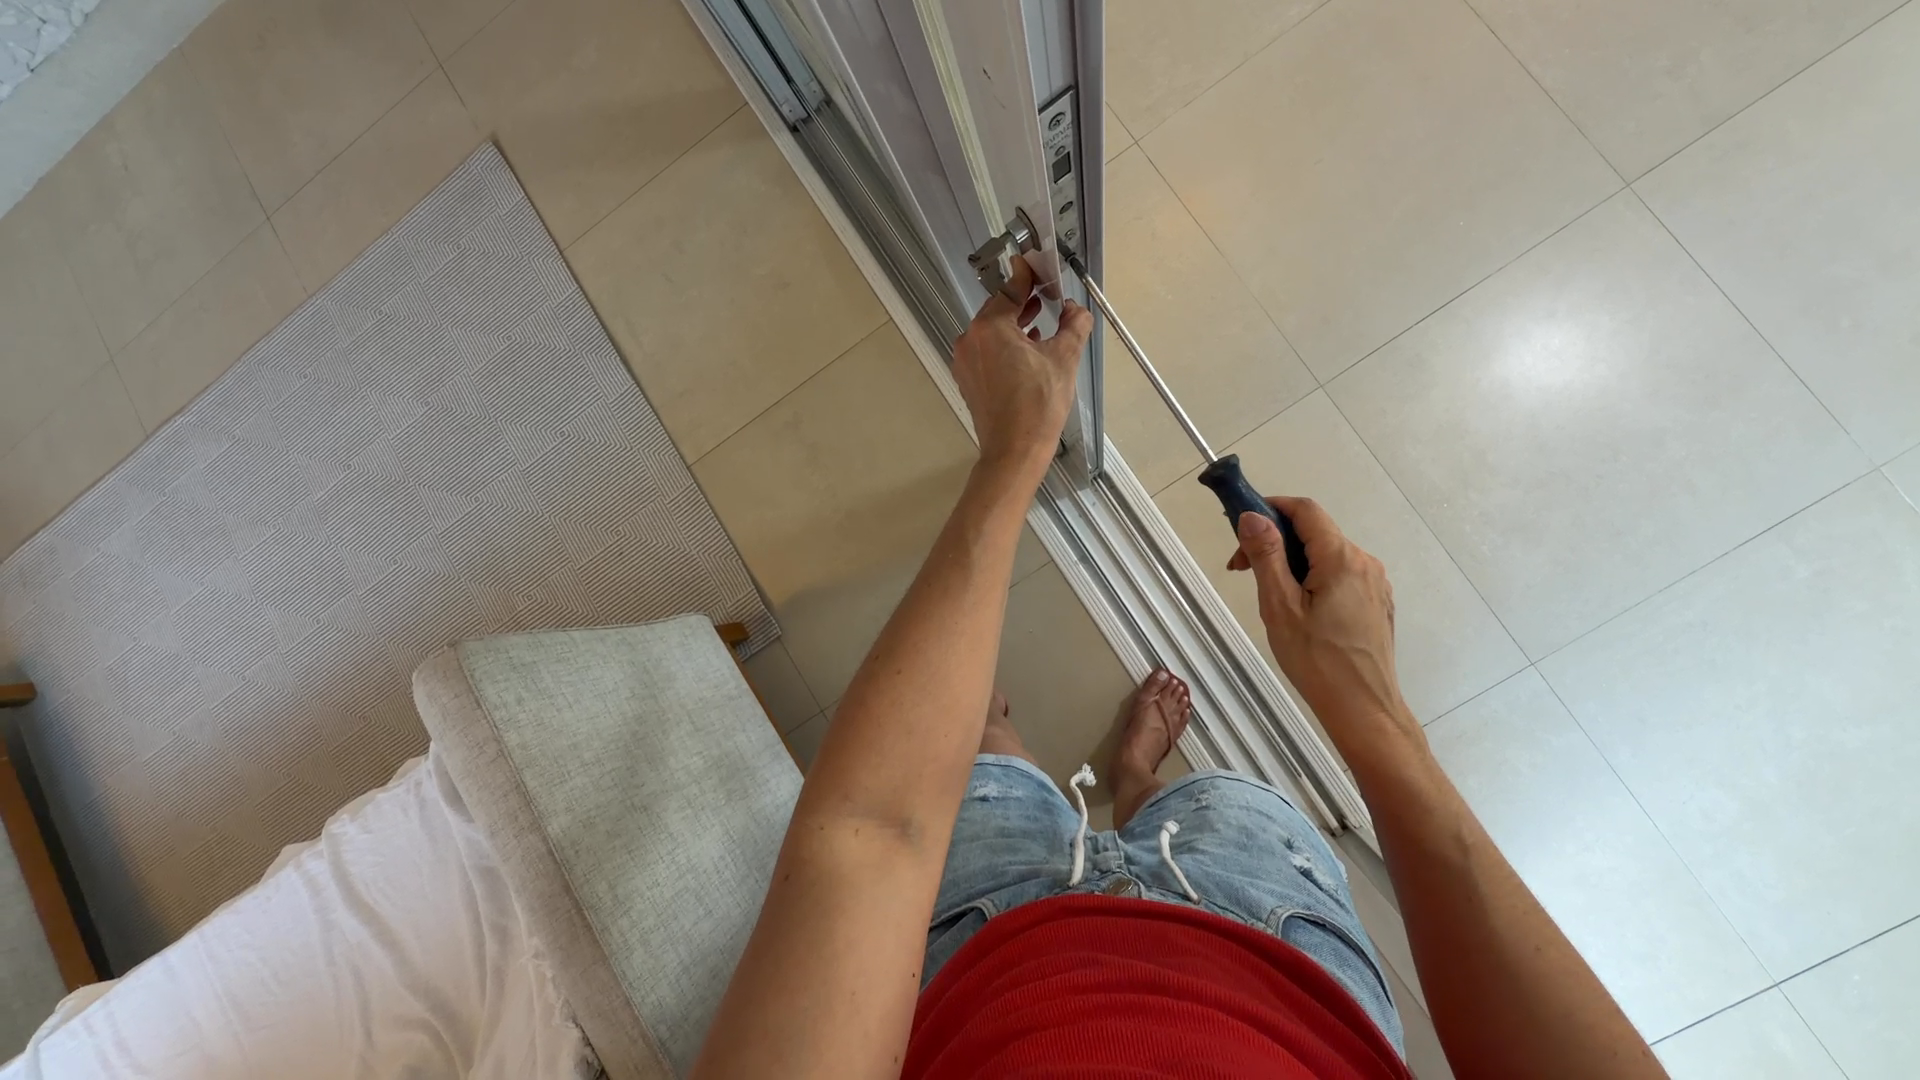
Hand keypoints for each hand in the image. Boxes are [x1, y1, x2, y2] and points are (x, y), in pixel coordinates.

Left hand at [951, 256, 1093, 476]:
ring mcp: (966, 363)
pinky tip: (1026, 350)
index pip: (1010, 290)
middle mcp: (971, 341)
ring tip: (1040, 321)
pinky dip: (1006, 346)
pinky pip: (987, 353)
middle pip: (997, 310)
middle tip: (1046, 294)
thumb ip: (1073, 325)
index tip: (1036, 264)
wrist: (1014, 451)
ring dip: (1015, 325)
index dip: (1027, 276)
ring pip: (991, 333)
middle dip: (1022, 302)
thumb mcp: (1064, 358)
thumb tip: (1077, 310)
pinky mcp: (969, 381)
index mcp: (989, 328)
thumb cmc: (1038, 405)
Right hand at [1229, 497, 1414, 744]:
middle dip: (1274, 540)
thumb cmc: (1316, 660)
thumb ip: (1267, 556)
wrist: (1363, 708)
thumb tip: (1252, 516)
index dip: (1271, 507)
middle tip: (1240, 569)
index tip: (1240, 526)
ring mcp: (1375, 582)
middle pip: (1314, 532)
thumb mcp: (1280, 606)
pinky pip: (1339, 574)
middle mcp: (1363, 562)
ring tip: (1268, 596)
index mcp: (1340, 558)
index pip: (1305, 510)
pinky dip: (1312, 577)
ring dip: (1291, 561)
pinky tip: (1298, 609)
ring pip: (1326, 554)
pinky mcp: (1376, 602)